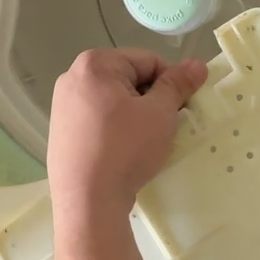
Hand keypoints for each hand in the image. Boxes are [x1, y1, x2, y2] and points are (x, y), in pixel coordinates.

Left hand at [47, 49, 207, 218]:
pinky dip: (116, 132)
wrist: (87, 199)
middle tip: (165, 129)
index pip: (148, 61)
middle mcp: (73, 77)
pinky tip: (123, 154)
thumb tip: (198, 65)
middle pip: (128, 80)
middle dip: (151, 101)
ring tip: (144, 145)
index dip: (172, 83)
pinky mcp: (62, 132)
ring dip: (134, 117)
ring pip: (113, 103)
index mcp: (96, 64)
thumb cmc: (126, 149)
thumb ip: (177, 86)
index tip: (183, 110)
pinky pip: (98, 122)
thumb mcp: (159, 115)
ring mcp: (63, 106)